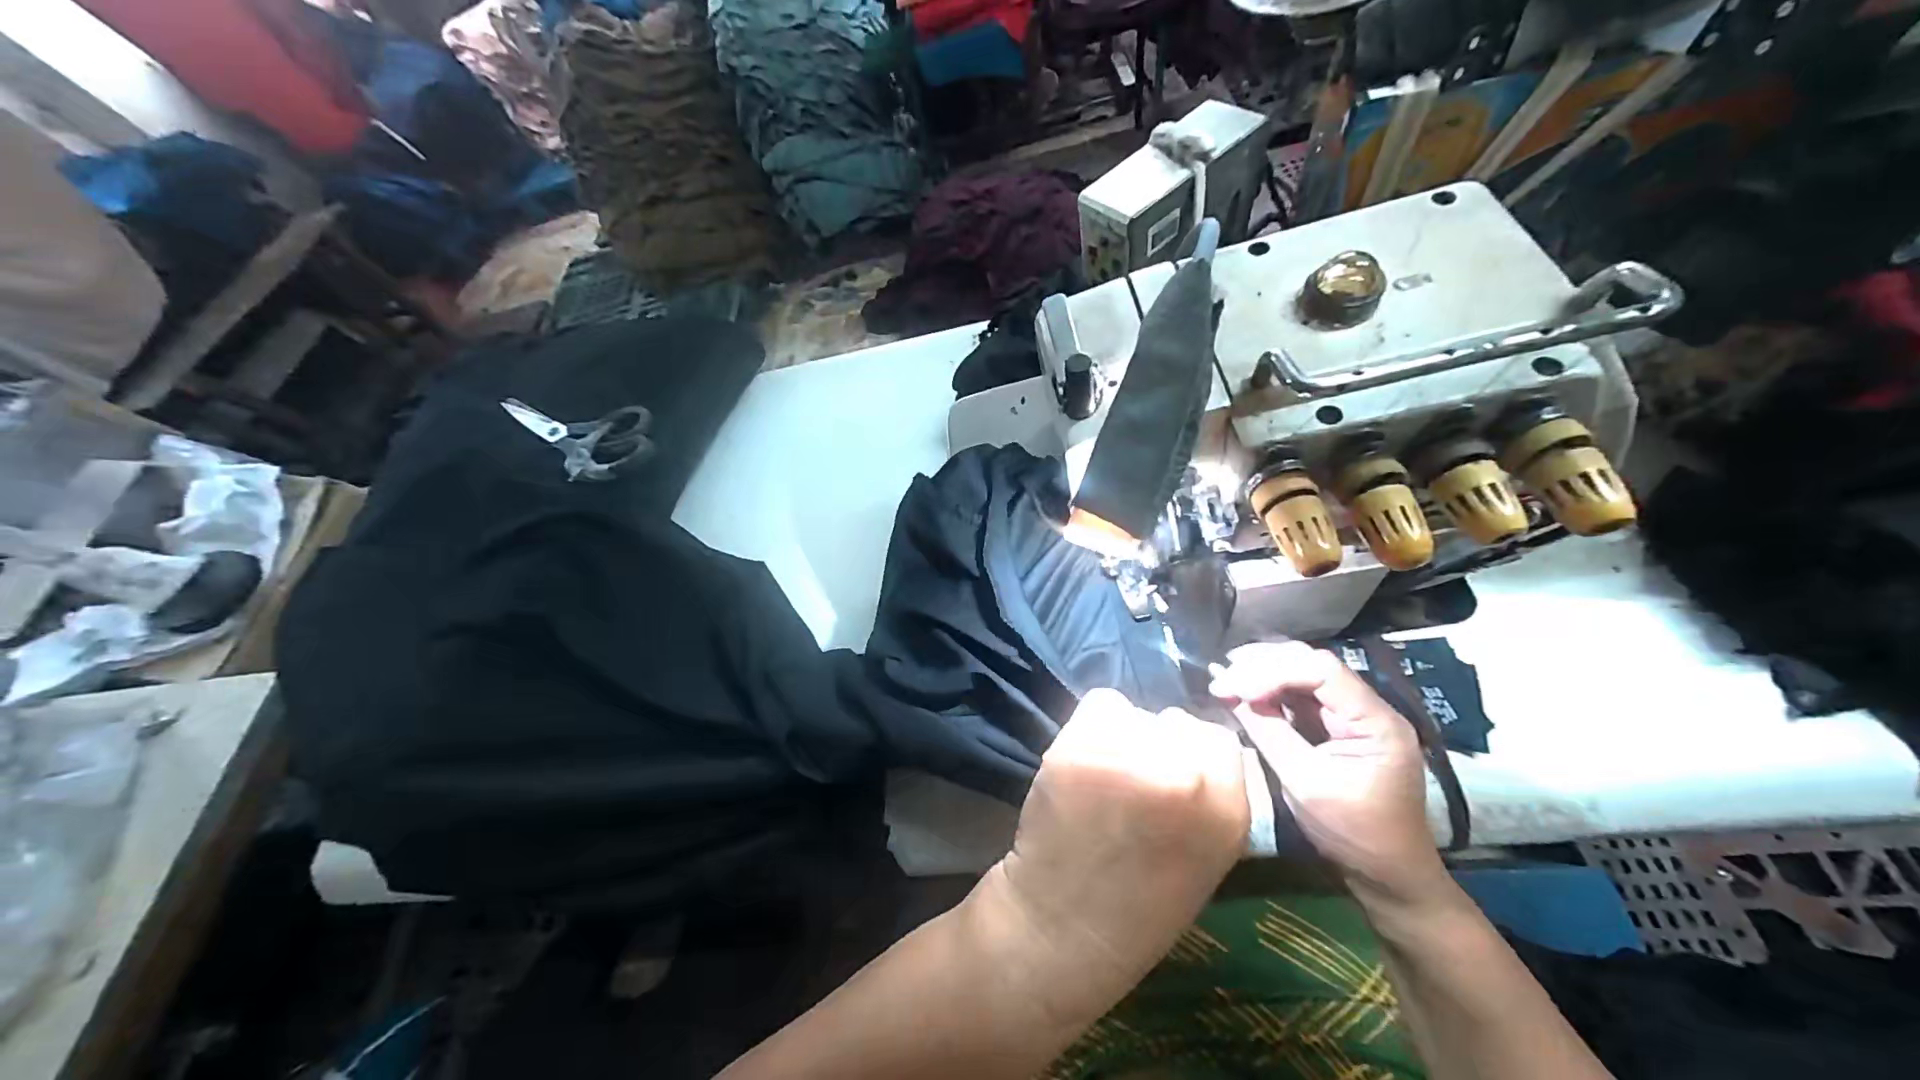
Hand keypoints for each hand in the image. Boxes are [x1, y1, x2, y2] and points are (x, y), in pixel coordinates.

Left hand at [978, 688, 1248, 1016]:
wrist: (1065, 930)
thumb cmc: (1137, 897)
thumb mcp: (1205, 849)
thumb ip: (1209, 791)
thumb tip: (1189, 734)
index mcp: (1230, 810)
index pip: (1217, 738)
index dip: (1189, 752)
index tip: (1168, 775)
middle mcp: (1188, 779)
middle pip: (1174, 718)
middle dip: (1154, 741)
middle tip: (1130, 782)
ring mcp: (1131, 762)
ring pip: (1132, 710)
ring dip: (1116, 734)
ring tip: (1102, 780)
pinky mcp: (1080, 752)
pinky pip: (1096, 707)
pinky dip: (1084, 728)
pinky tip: (1077, 768)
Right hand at [1209, 641, 1446, 903]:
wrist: (1388, 874)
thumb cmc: (1352, 833)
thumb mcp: (1304, 783)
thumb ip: (1269, 732)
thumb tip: (1232, 694)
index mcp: (1376, 721)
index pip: (1322, 671)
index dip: (1274, 671)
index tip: (1235, 686)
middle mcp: (1369, 708)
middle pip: (1313, 664)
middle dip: (1265, 665)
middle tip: (1223, 675)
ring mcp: (1355, 717)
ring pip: (1306, 675)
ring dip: (1265, 672)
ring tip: (1228, 678)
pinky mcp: (1340, 727)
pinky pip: (1304, 696)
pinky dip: (1272, 690)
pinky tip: (1246, 691)